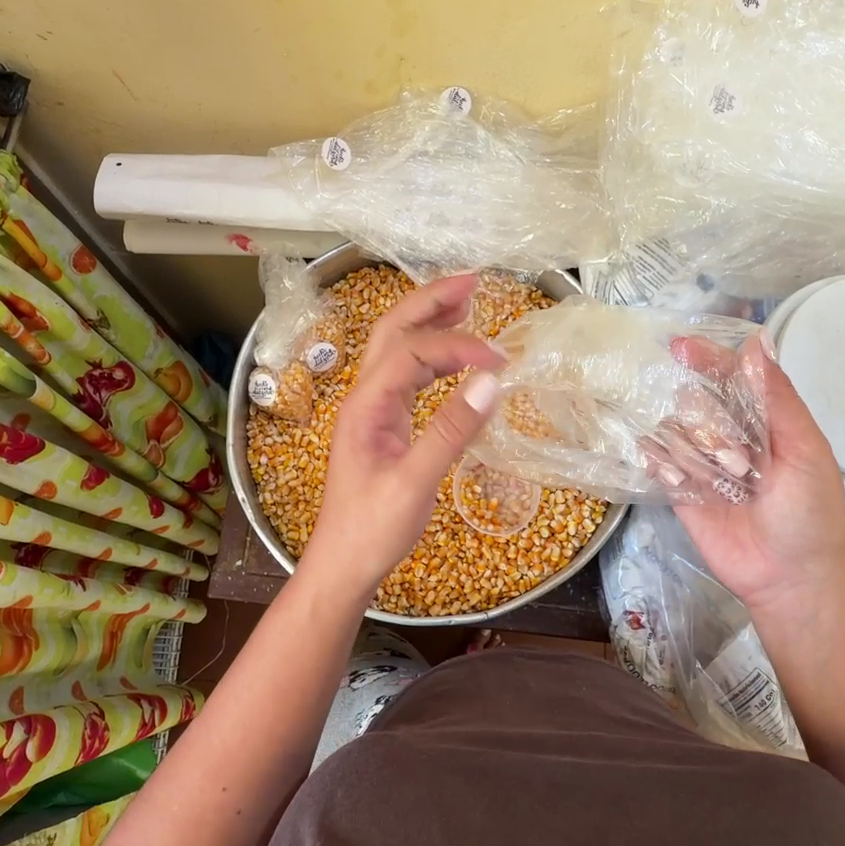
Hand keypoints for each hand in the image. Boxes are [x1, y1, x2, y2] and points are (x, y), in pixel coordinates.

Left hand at [301, 274, 505, 598]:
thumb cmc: (373, 529)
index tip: (501, 360)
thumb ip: (451, 431)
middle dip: (430, 301)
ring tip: (468, 303)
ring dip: (430, 322)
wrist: (343, 565)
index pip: (413, 352)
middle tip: (473, 280)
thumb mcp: (415, 483)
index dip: (458, 346)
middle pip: (393, 330)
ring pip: (397, 349)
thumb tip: (491, 382)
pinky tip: (454, 357)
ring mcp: (371, 409)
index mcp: (366, 405)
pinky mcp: (381, 425)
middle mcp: (364, 397)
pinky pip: (406, 375)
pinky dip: (432, 356)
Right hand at [667, 333, 844, 615]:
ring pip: (673, 430)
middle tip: (737, 463)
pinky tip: (681, 479)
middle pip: (695, 402)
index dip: (706, 359)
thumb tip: (756, 342)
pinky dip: (661, 463)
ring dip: (693, 451)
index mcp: (764, 422)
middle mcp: (729, 437)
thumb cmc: (811, 513)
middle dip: (709, 424)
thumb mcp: (806, 450)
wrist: (790, 577)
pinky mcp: (680, 490)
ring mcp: (702, 463)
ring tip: (720, 483)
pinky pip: (656, 461)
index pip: (729, 377)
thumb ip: (779, 398)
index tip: (681, 347)